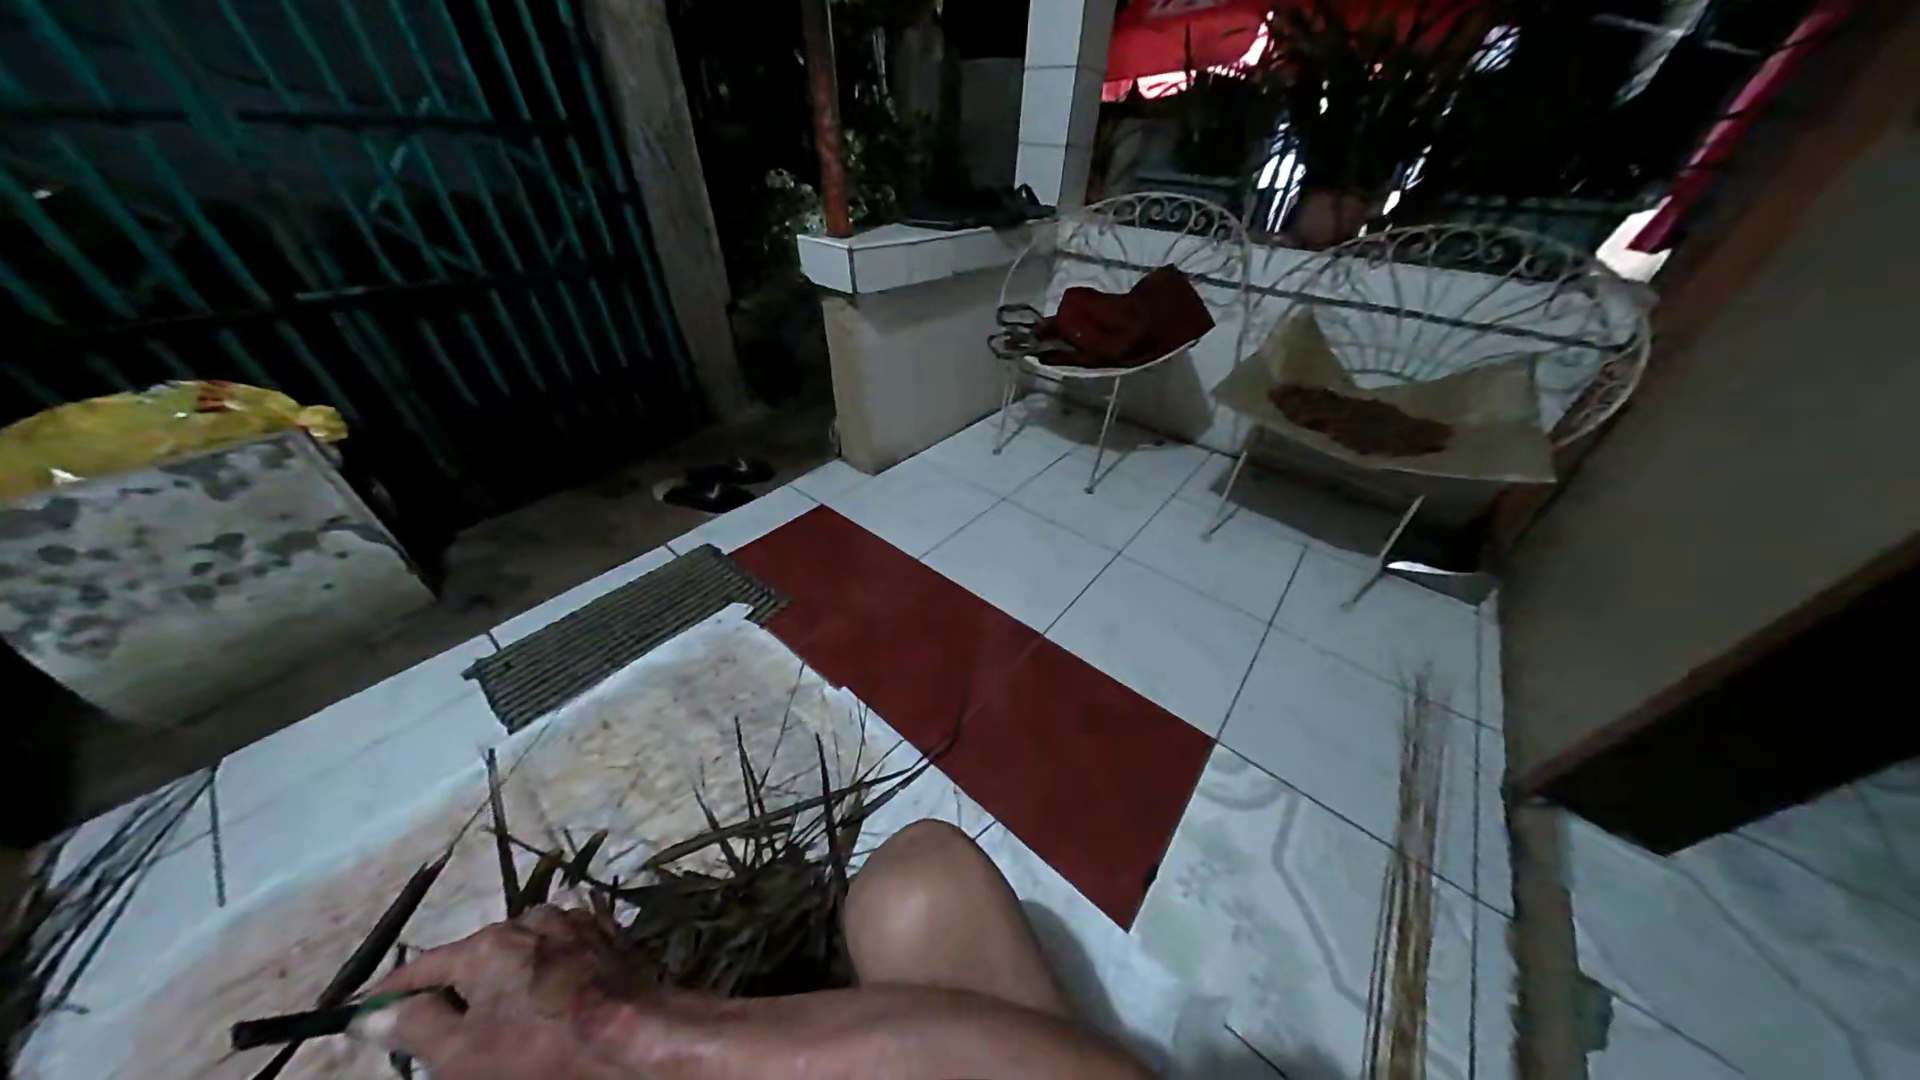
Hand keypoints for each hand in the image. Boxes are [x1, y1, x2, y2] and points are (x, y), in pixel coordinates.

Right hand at [354, 905, 652, 1079]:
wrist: (628, 1031)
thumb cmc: (538, 1049)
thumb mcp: (460, 1052)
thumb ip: (415, 1025)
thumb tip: (374, 1011)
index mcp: (489, 942)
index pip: (424, 965)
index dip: (391, 991)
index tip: (365, 1011)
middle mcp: (531, 918)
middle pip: (475, 955)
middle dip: (455, 988)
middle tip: (442, 1028)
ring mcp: (573, 920)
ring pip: (519, 950)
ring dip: (503, 978)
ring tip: (500, 1017)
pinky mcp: (603, 931)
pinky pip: (556, 947)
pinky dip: (540, 969)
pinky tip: (544, 996)